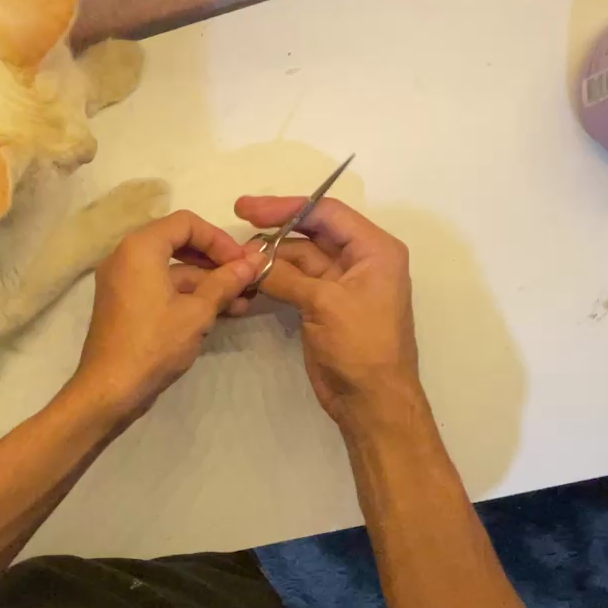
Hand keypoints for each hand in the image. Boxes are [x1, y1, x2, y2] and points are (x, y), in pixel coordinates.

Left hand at [65, 210, 263, 421]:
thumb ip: (226, 282)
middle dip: (216, 263)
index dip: (219, 239)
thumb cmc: (154, 345)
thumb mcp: (197, 312)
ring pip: (172, 272)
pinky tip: (219, 314)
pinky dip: (186, 297)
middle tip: (247, 280)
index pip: (186, 223)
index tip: (242, 261)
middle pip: (179, 245)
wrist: (110, 390)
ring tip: (243, 304)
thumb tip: (254, 262)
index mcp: (139, 248)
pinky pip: (159, 289)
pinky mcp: (124, 306)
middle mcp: (125, 257)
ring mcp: (122, 282)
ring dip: (207, 284)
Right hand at [236, 196, 422, 429]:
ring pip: (299, 259)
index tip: (248, 209)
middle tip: (234, 232)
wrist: (371, 399)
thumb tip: (249, 260)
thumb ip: (286, 277)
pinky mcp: (322, 307)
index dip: (286, 208)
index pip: (326, 214)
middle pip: (311, 234)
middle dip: (274, 233)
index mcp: (373, 250)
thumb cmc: (362, 346)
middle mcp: (359, 261)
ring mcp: (339, 285)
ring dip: (269, 259)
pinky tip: (248, 279)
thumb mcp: (325, 304)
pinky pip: (294, 283)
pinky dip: (272, 280)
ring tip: (235, 260)